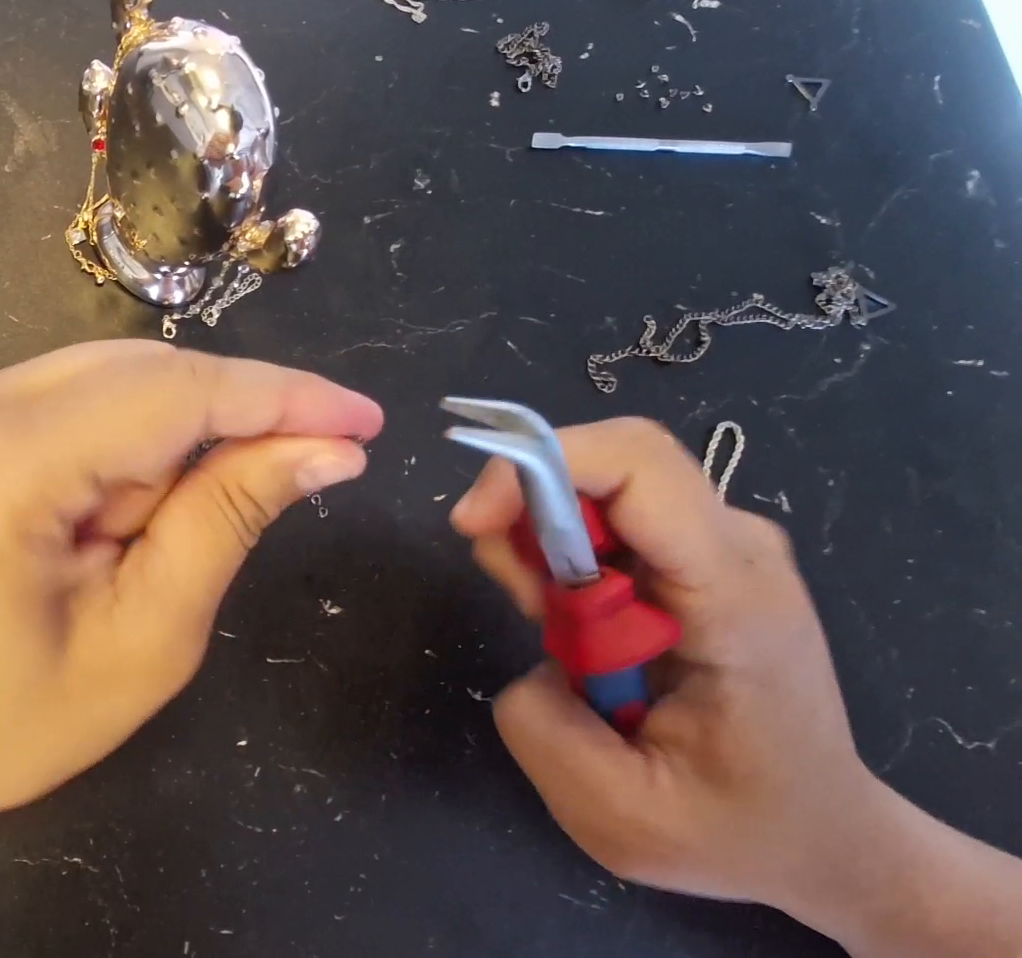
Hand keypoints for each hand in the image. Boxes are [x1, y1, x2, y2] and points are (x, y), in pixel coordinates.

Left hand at [0, 340, 381, 824]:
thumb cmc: (26, 715)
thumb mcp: (151, 631)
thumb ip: (231, 515)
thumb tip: (327, 444)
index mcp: (1, 466)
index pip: (170, 395)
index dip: (279, 397)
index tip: (363, 418)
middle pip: (144, 371)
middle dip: (230, 421)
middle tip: (297, 472)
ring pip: (118, 375)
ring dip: (174, 439)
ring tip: (155, 532)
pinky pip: (83, 392)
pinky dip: (131, 437)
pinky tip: (123, 508)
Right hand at [449, 418, 883, 910]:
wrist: (822, 833)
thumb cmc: (739, 829)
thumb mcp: (623, 818)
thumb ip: (542, 730)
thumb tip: (528, 663)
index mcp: (735, 598)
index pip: (638, 467)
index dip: (538, 466)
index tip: (474, 524)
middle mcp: (732, 547)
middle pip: (606, 462)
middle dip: (524, 504)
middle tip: (512, 593)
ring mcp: (714, 546)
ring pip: (593, 485)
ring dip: (534, 537)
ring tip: (541, 619)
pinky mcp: (688, 555)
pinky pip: (598, 514)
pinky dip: (551, 550)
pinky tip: (562, 615)